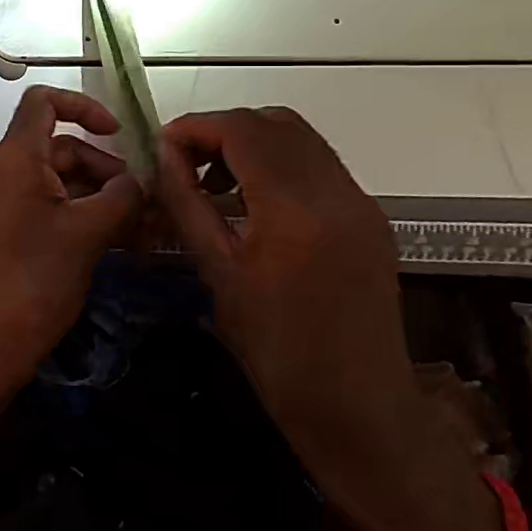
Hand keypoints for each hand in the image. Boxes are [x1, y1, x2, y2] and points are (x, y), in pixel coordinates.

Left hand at [0, 86, 144, 392]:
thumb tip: (142, 182)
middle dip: (108, 170)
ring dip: (103, 199)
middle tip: (147, 202)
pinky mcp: (13, 233)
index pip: (42, 102)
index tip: (117, 132)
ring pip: (63, 182)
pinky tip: (121, 244)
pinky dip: (86, 218)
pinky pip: (54, 209)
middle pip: (63, 148)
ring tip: (143, 231)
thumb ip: (120, 198)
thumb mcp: (87, 234)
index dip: (82, 105)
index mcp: (17, 158)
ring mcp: (9, 204)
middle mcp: (9, 173)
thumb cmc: (32, 279)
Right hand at [154, 107, 503, 530]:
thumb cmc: (275, 347)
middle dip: (221, 129)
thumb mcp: (216, 270)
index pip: (242, 130)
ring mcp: (360, 203)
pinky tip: (250, 198)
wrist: (358, 408)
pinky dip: (276, 162)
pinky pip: (316, 164)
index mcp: (296, 210)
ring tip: (213, 178)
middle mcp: (337, 193)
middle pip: (273, 123)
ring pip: (299, 138)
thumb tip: (163, 154)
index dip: (195, 126)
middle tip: (185, 159)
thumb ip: (186, 200)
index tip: (163, 145)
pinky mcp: (368, 217)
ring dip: (250, 142)